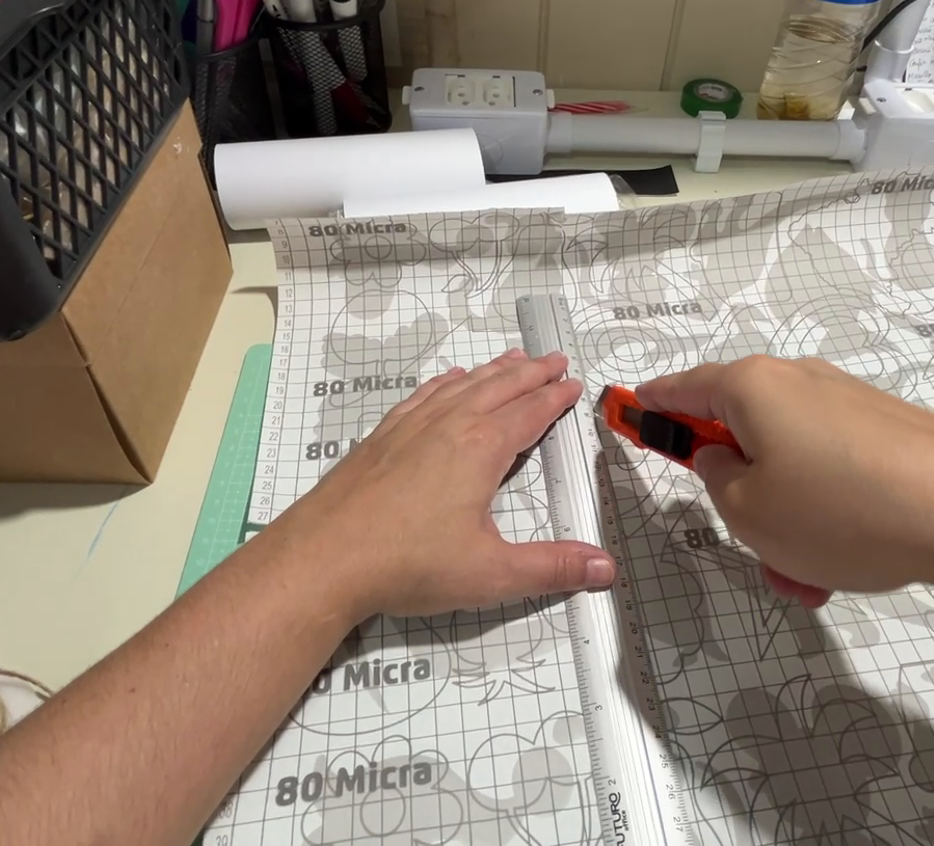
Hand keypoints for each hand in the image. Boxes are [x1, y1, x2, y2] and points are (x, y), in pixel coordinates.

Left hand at [266, 350, 614, 620]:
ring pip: (463, 385)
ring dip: (493, 370)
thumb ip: (551, 568)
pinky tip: (450, 379)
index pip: (530, 413)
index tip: (573, 383)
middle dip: (532, 372)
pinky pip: (424, 394)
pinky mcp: (384, 434)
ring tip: (513, 358)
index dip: (555, 398)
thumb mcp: (490, 574)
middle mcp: (450, 423)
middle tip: (554, 358)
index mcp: (482, 447)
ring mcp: (413, 424)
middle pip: (500, 387)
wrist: (325, 556)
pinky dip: (446, 382)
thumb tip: (608, 568)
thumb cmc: (411, 564)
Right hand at [637, 356, 933, 593]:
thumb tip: (725, 456)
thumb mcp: (749, 512)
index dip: (649, 404)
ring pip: (789, 457)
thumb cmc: (839, 511)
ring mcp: (847, 400)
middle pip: (740, 426)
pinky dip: (825, 506)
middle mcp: (796, 380)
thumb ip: (716, 479)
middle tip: (748, 540)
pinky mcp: (887, 426)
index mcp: (751, 387)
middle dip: (736, 486)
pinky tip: (849, 557)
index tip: (627, 407)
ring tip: (810, 573)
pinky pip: (832, 465)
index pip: (680, 388)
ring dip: (785, 511)